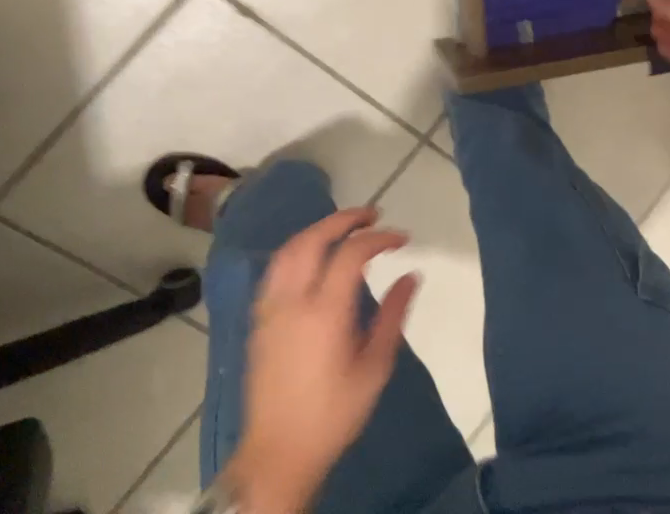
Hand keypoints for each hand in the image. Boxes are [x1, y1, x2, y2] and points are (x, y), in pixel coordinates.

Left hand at [226, 207, 416, 513]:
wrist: (278, 454)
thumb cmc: (334, 414)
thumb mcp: (375, 367)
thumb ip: (393, 316)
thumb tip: (411, 276)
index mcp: (324, 313)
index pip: (352, 253)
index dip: (379, 237)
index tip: (403, 239)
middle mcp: (291, 302)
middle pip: (312, 239)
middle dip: (344, 219)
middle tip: (373, 214)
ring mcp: (269, 311)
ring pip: (287, 251)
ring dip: (317, 231)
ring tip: (345, 228)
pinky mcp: (258, 322)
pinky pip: (275, 270)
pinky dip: (298, 251)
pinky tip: (314, 259)